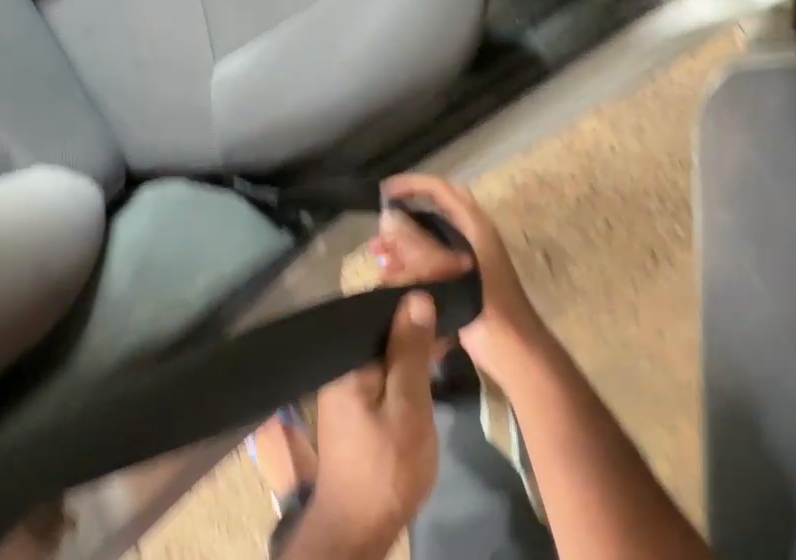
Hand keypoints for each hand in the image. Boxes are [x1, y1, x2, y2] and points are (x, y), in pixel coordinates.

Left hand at [294, 292, 441, 558]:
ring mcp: (346, 378)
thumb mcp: (407, 407)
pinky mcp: (356, 396)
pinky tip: (432, 349)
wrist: (359, 523)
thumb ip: (409, 351)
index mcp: (346, 355)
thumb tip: (416, 294)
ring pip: (383, 339)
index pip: (377, 302)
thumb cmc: (386, 466)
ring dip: (414, 329)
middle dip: (414, 304)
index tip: (446, 272)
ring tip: (451, 315)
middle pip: (378, 318)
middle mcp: (340, 359)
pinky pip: (383, 360)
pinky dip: (407, 353)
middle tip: (454, 292)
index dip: (412, 286)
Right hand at [376, 174, 540, 355]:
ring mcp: (466, 262)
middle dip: (401, 222)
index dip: (412, 185)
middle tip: (378, 234)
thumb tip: (388, 219)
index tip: (384, 192)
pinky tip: (391, 279)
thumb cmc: (486, 307)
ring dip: (401, 247)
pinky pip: (429, 265)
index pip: (441, 191)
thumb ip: (416, 244)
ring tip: (379, 258)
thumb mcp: (448, 271)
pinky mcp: (460, 283)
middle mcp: (470, 239)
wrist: (515, 353)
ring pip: (427, 242)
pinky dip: (409, 267)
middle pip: (431, 216)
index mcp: (475, 228)